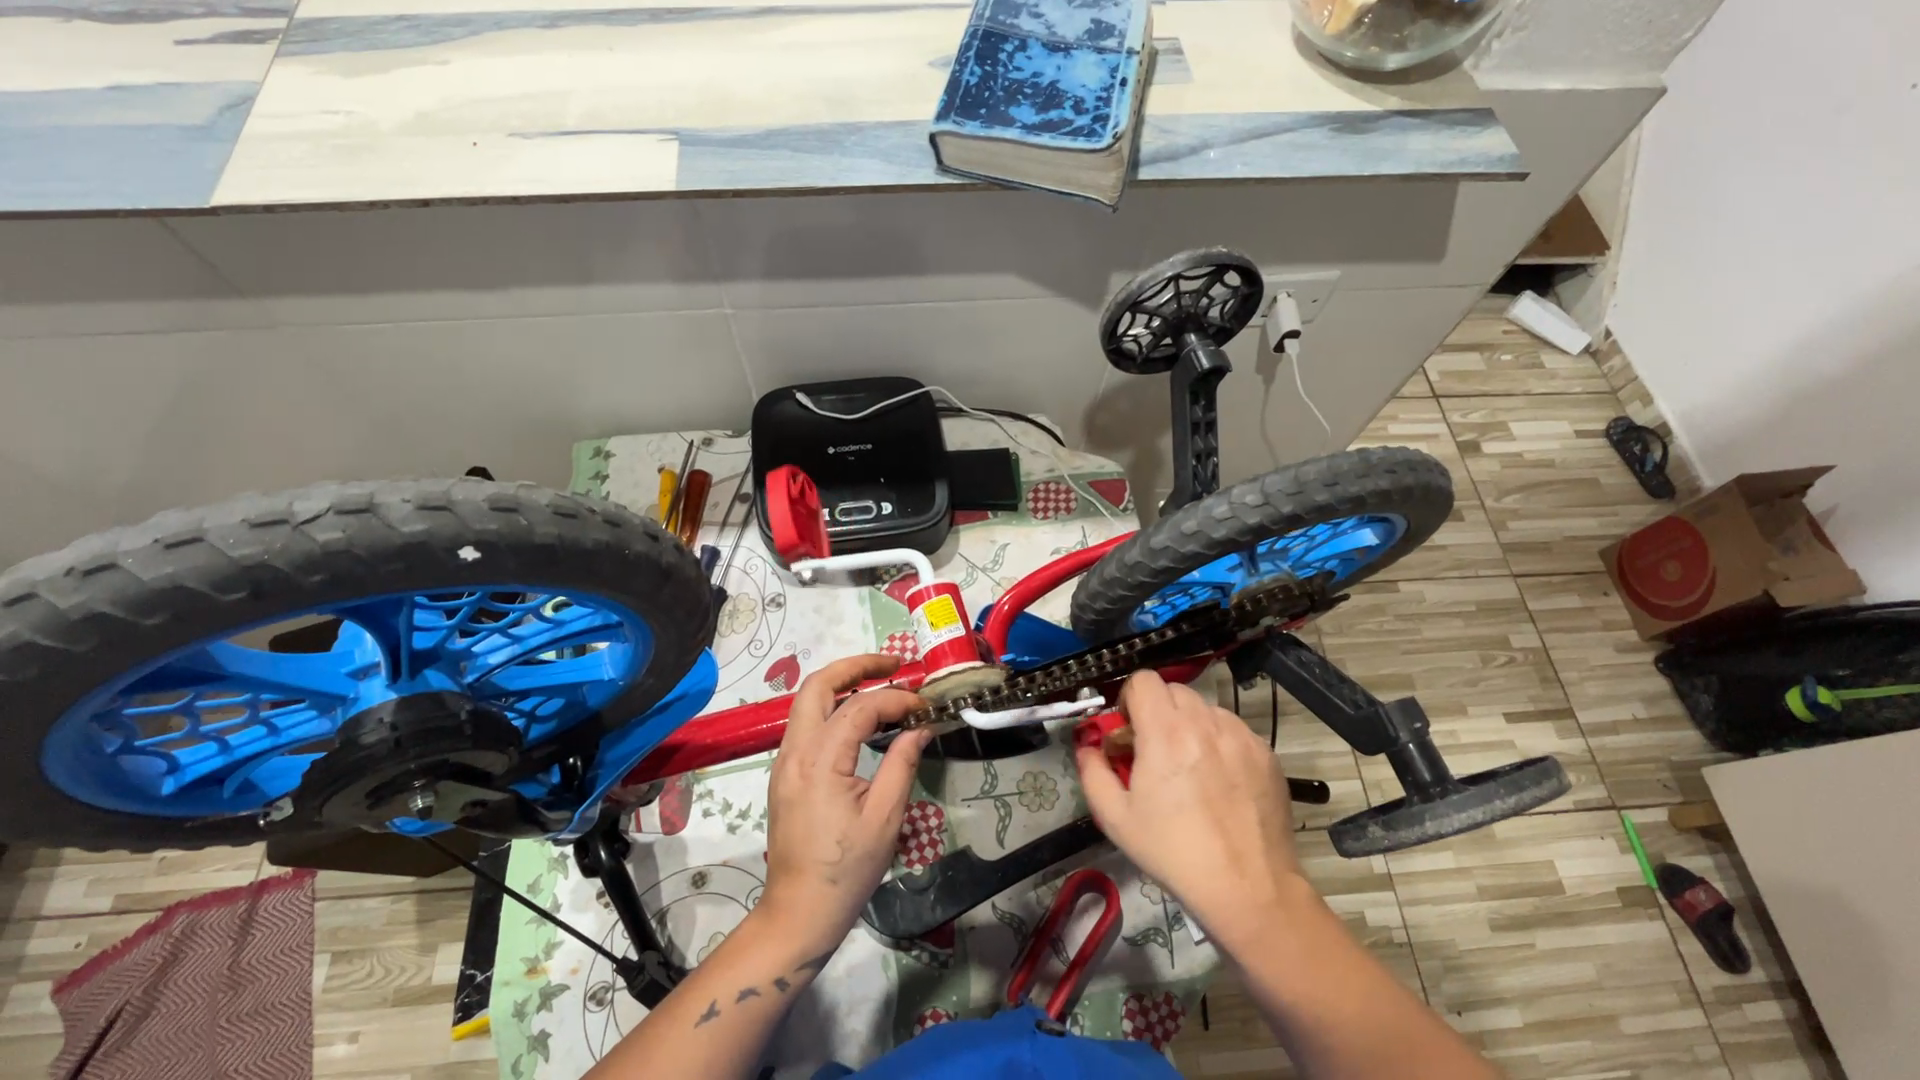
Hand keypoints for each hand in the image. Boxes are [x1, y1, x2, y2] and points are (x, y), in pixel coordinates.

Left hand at [760, 655, 933, 952]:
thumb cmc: (847, 869)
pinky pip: (806, 725)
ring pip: (807, 702)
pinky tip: (860, 720)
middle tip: (893, 664)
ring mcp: (784, 762)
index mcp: (820, 760)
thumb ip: (902, 763)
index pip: (860, 708)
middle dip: (856, 666)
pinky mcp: (785, 775)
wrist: (800, 910)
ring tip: (881, 684)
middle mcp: (794, 751)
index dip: (896, 700)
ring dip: (842, 685)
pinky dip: (832, 709)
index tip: (924, 707)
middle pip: (817, 685)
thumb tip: (921, 727)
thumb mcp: (885, 817)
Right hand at [1075, 670, 1308, 942]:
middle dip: (1157, 712)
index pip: (1143, 680)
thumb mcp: (1115, 818)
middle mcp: (1205, 723)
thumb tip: (1089, 747)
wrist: (1247, 886)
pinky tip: (1219, 782)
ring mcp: (1241, 736)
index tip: (1128, 733)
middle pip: (1174, 691)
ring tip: (1189, 768)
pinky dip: (1219, 743)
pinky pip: (1234, 731)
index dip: (1129, 700)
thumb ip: (1093, 772)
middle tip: (1153, 751)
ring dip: (1190, 726)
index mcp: (1165, 732)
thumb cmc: (1173, 853)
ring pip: (1206, 709)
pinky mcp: (1266, 753)